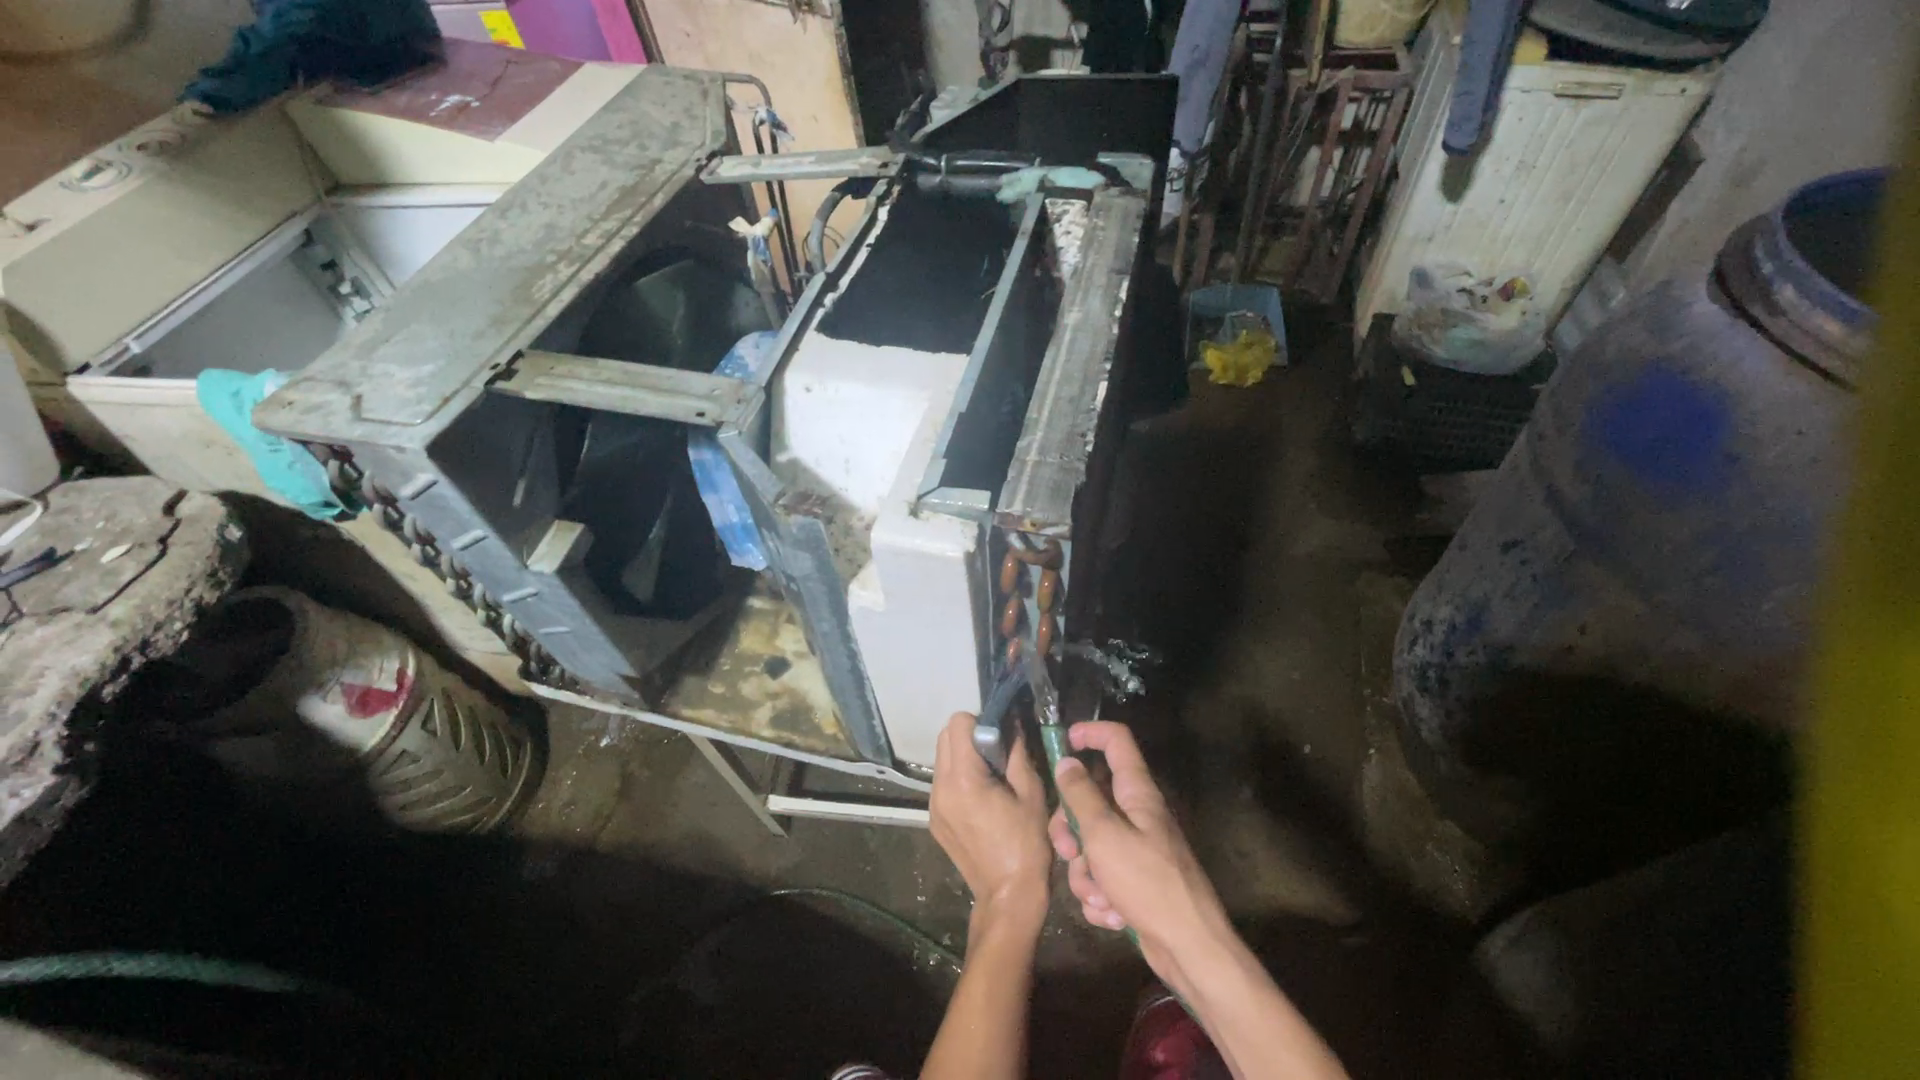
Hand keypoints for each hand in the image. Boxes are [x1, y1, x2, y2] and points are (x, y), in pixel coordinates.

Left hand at [931, 712, 1051, 929]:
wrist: (1008, 894)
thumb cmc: (1026, 844)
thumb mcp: (1031, 794)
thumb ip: (1017, 754)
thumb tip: (1012, 725)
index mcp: (963, 779)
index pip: (957, 724)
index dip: (980, 722)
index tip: (1001, 737)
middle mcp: (940, 788)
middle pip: (944, 736)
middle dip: (970, 735)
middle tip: (997, 753)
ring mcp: (933, 805)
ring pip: (941, 759)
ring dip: (963, 755)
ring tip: (991, 776)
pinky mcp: (934, 819)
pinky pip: (942, 782)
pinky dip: (958, 777)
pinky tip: (982, 797)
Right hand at [1049, 721, 1230, 988]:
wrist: (1187, 946)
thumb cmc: (1148, 883)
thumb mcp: (1104, 835)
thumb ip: (1081, 796)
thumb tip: (1066, 762)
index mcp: (1136, 794)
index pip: (1117, 742)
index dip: (1090, 733)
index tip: (1062, 742)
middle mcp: (1136, 816)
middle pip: (1090, 801)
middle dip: (1071, 830)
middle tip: (1069, 851)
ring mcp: (1136, 849)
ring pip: (1090, 845)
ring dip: (1086, 874)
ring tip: (1101, 897)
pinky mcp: (1134, 882)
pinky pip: (1102, 877)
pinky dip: (1100, 897)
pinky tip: (1113, 915)